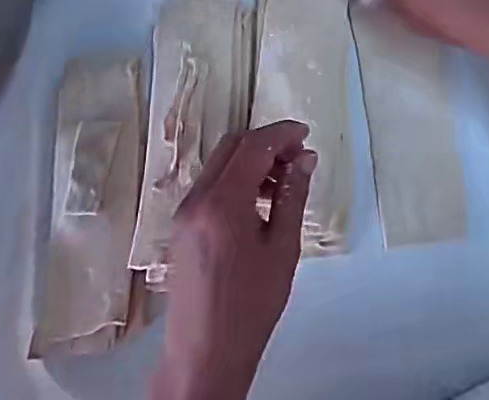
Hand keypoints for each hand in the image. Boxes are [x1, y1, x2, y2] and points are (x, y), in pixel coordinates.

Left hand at [149, 121, 315, 399]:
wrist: (204, 355)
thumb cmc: (249, 308)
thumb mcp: (282, 250)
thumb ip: (292, 197)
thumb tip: (305, 159)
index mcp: (222, 203)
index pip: (252, 146)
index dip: (281, 134)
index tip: (305, 133)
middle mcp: (197, 198)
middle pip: (232, 146)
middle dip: (266, 143)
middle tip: (297, 156)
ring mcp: (185, 210)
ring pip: (220, 163)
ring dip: (252, 160)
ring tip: (283, 182)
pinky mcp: (183, 224)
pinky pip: (212, 184)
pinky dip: (237, 179)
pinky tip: (259, 200)